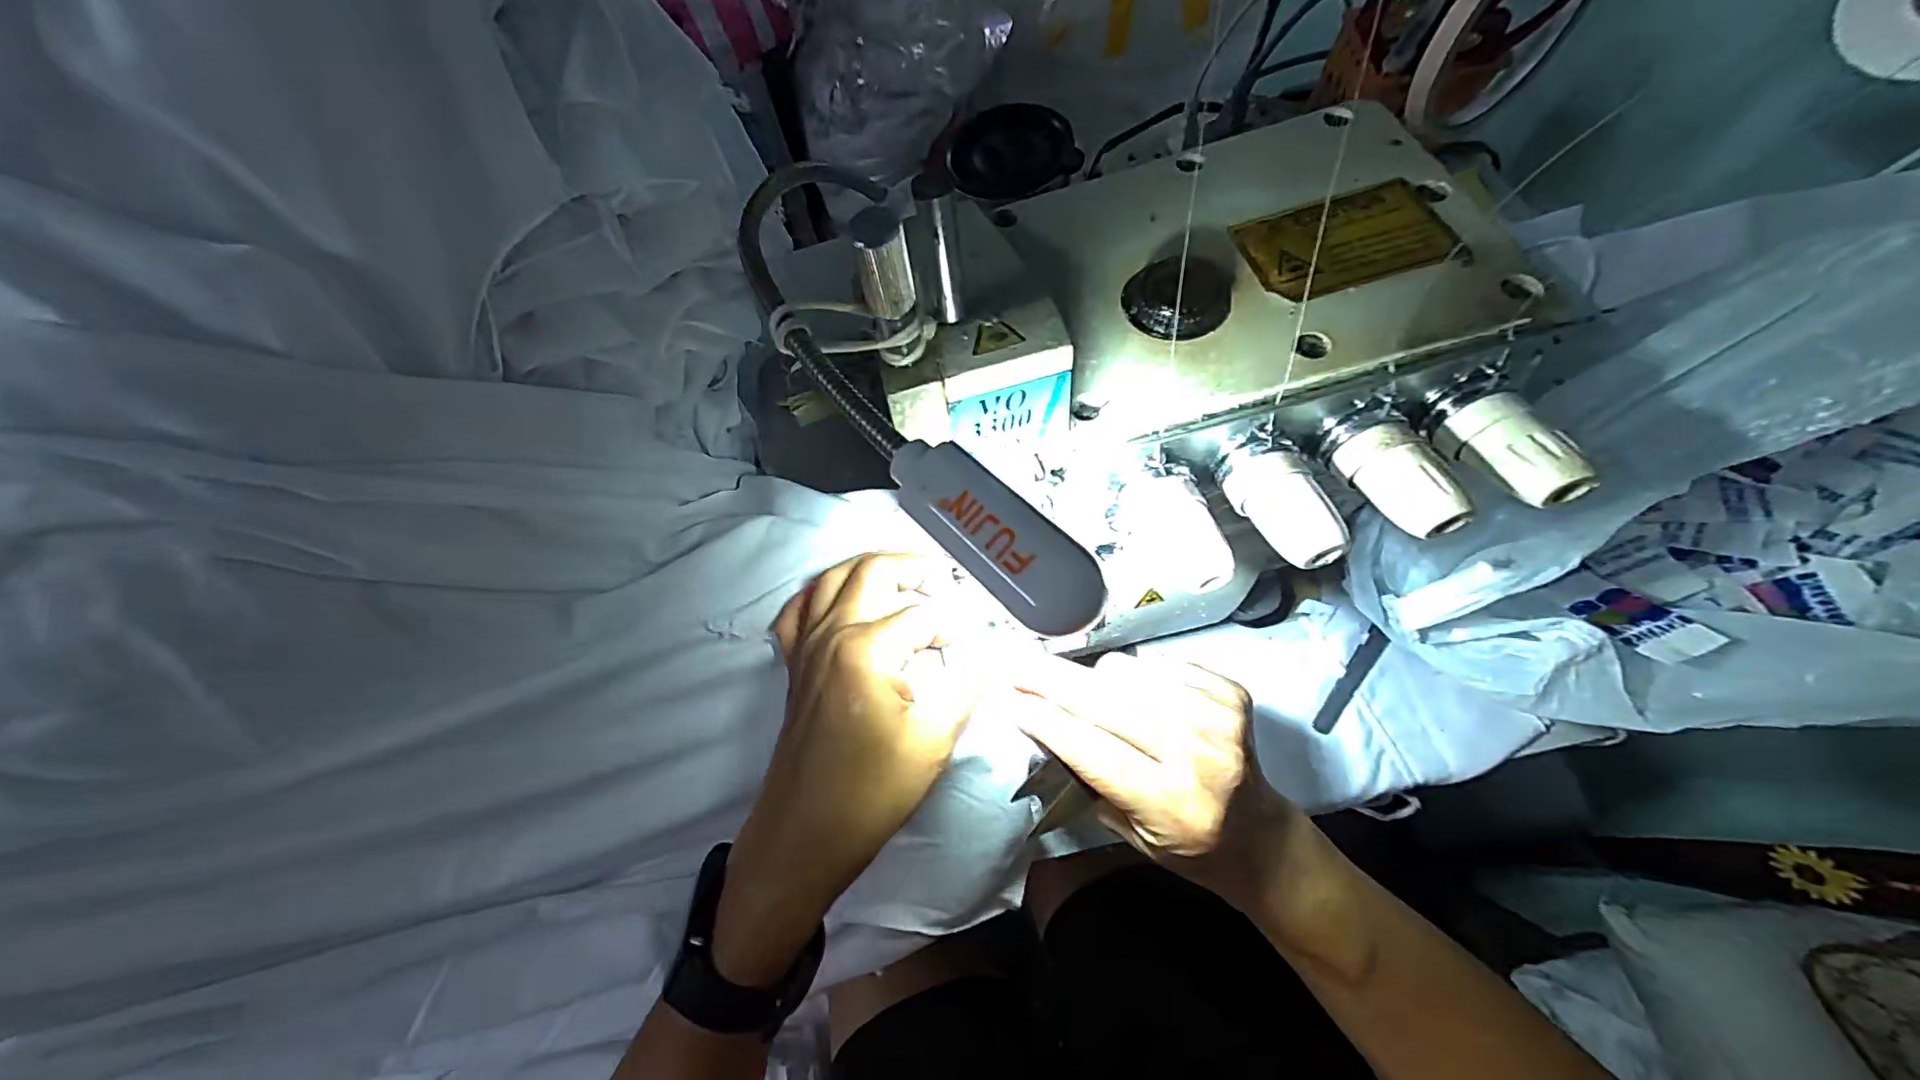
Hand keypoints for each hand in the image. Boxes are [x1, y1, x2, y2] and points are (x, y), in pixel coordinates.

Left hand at [713, 553, 979, 985]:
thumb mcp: (933, 741)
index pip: (926, 615)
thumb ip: (963, 685)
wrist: (804, 835)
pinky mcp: (794, 664)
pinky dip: (821, 595)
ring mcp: (805, 646)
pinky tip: (843, 604)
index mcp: (865, 650)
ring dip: (870, 569)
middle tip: (945, 583)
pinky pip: (798, 610)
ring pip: (832, 578)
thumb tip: (981, 652)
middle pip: (872, 571)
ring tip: (905, 582)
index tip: (980, 643)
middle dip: (914, 568)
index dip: (960, 625)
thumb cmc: (871, 793)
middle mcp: (830, 634)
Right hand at [1008, 652, 1311, 916]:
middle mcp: (1198, 754)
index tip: (1010, 697)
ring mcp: (1218, 716)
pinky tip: (1136, 696)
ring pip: (1126, 671)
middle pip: (1106, 700)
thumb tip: (1044, 724)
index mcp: (1171, 803)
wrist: (1262, 836)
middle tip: (1018, 663)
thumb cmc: (1189, 847)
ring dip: (1095, 679)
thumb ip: (1089, 781)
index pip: (1092, 749)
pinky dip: (1134, 675)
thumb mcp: (1130, 834)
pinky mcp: (1230, 691)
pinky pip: (1155, 662)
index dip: (1046, 720)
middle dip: (1052, 679)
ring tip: (1092, 697)